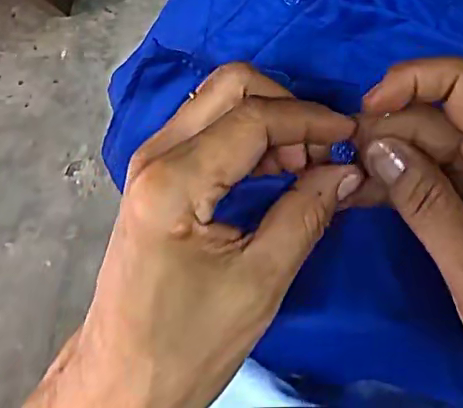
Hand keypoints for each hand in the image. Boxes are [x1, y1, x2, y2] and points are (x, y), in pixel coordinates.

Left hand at [26, 64, 362, 407]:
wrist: (112, 391)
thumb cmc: (183, 346)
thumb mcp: (259, 283)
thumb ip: (308, 213)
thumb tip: (349, 168)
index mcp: (174, 181)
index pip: (256, 117)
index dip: (311, 119)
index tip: (349, 135)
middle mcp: (157, 155)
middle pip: (233, 84)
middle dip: (287, 105)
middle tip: (318, 148)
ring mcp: (153, 160)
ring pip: (223, 98)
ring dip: (272, 117)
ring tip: (304, 163)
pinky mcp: (159, 173)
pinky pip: (215, 123)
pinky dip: (255, 133)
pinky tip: (280, 169)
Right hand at [356, 58, 462, 407]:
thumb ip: (430, 207)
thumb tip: (379, 146)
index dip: (413, 79)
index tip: (365, 110)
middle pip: (440, 112)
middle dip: (390, 122)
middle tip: (342, 158)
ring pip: (431, 141)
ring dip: (387, 151)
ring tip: (343, 177)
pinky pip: (432, 174)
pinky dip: (398, 179)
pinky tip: (362, 193)